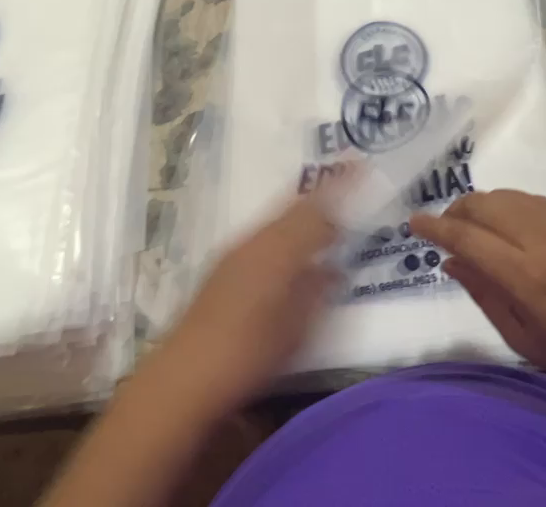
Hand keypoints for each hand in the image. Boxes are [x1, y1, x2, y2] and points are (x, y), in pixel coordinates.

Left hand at [138, 192, 340, 416]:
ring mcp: (234, 251)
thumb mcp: (296, 329)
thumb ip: (317, 292)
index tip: (361, 170)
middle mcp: (255, 240)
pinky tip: (292, 242)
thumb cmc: (248, 354)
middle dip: (322, 193)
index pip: (316, 210)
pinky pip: (263, 232)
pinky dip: (284, 227)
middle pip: (293, 207)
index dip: (341, 190)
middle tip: (349, 179)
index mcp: (278, 250)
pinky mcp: (222, 267)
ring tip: (327, 207)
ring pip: (276, 218)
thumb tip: (333, 269)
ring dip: (302, 210)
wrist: (184, 376)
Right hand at [410, 190, 545, 409]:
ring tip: (474, 228)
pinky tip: (508, 228)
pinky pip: (531, 199)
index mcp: (527, 277)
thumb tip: (450, 260)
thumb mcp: (523, 339)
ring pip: (506, 196)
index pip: (467, 237)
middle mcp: (543, 239)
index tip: (414, 223)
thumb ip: (483, 294)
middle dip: (455, 211)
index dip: (435, 227)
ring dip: (481, 207)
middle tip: (445, 230)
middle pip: (483, 204)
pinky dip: (509, 207)